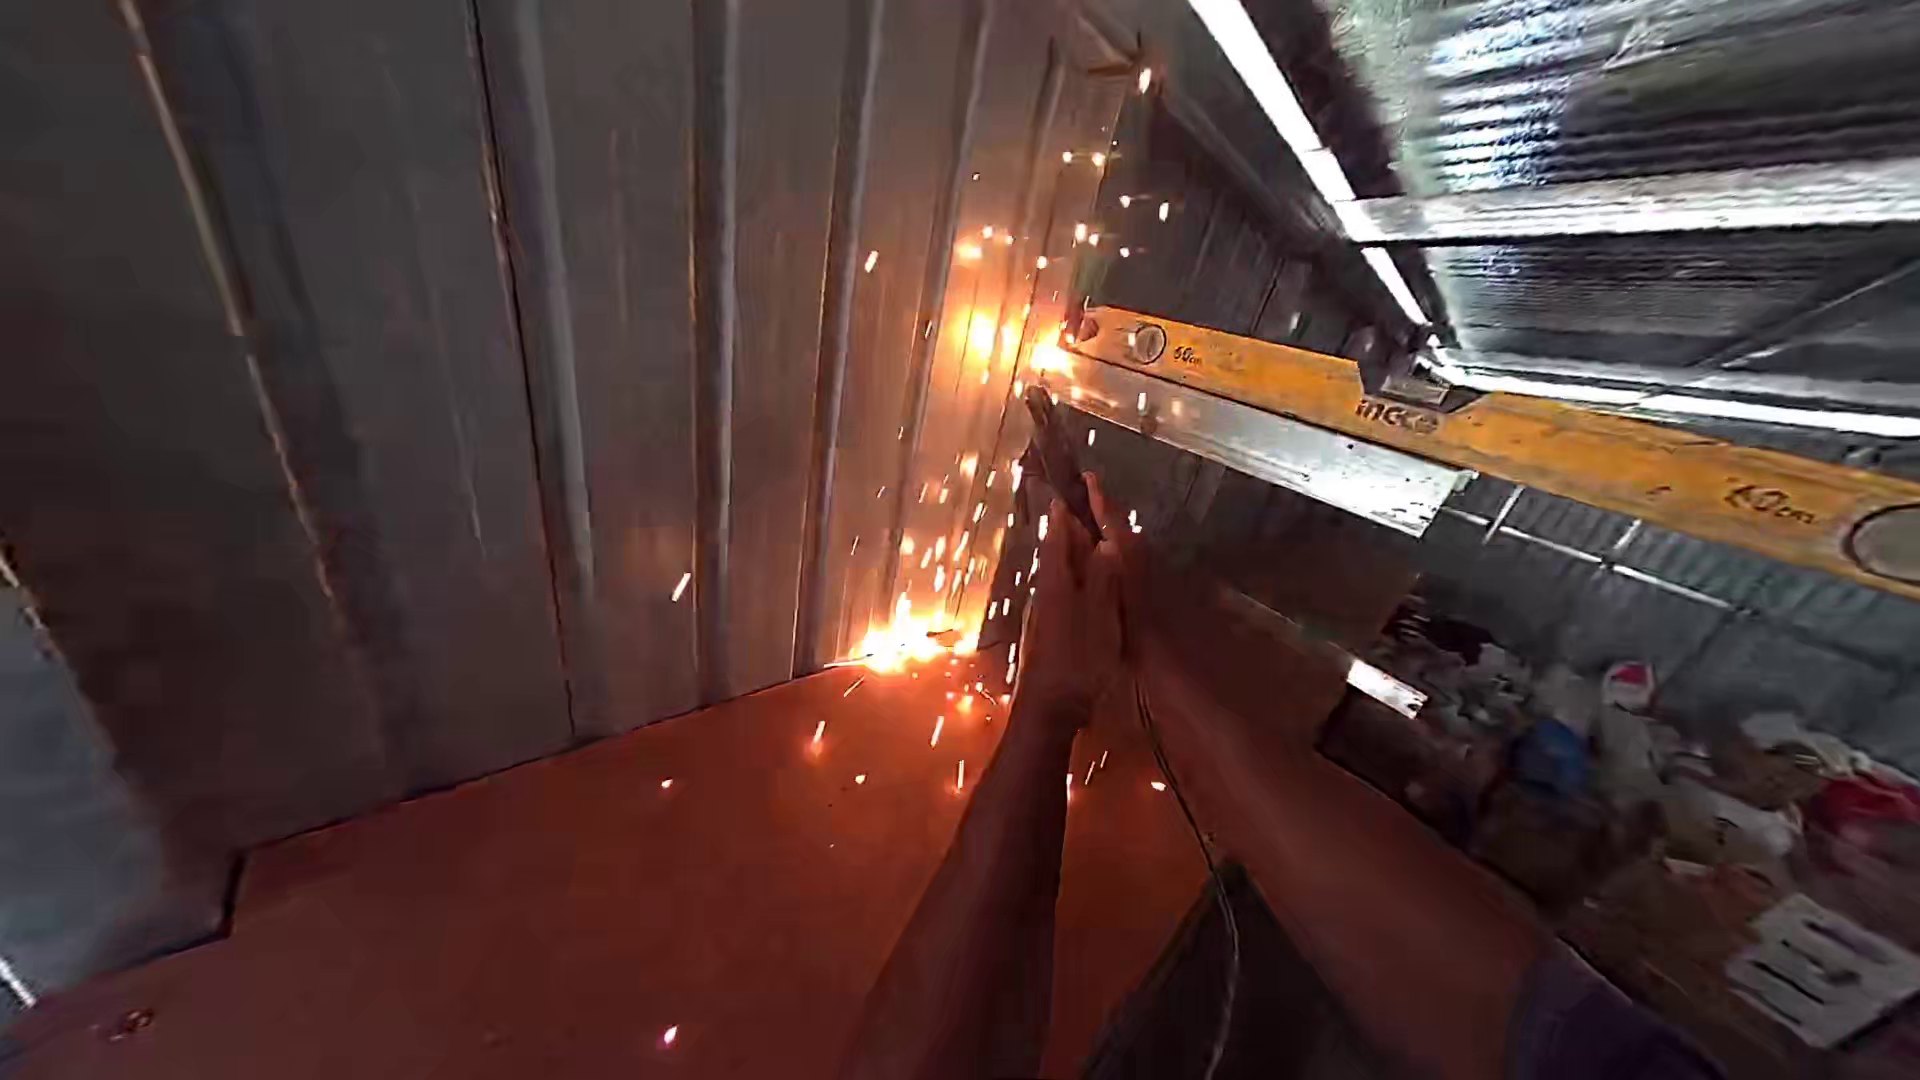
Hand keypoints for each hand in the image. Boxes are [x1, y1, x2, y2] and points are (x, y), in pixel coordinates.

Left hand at [1014, 473, 1126, 729]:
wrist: (1049, 706)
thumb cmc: (1078, 662)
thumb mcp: (1099, 621)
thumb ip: (1103, 583)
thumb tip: (1106, 545)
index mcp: (1057, 585)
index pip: (1057, 541)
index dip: (1061, 518)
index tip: (1063, 495)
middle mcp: (1046, 593)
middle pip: (1054, 554)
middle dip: (1063, 532)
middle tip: (1075, 510)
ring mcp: (1043, 613)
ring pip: (1056, 573)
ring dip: (1066, 554)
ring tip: (1082, 540)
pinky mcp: (1047, 630)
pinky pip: (1060, 592)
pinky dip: (1070, 578)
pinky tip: (1081, 584)